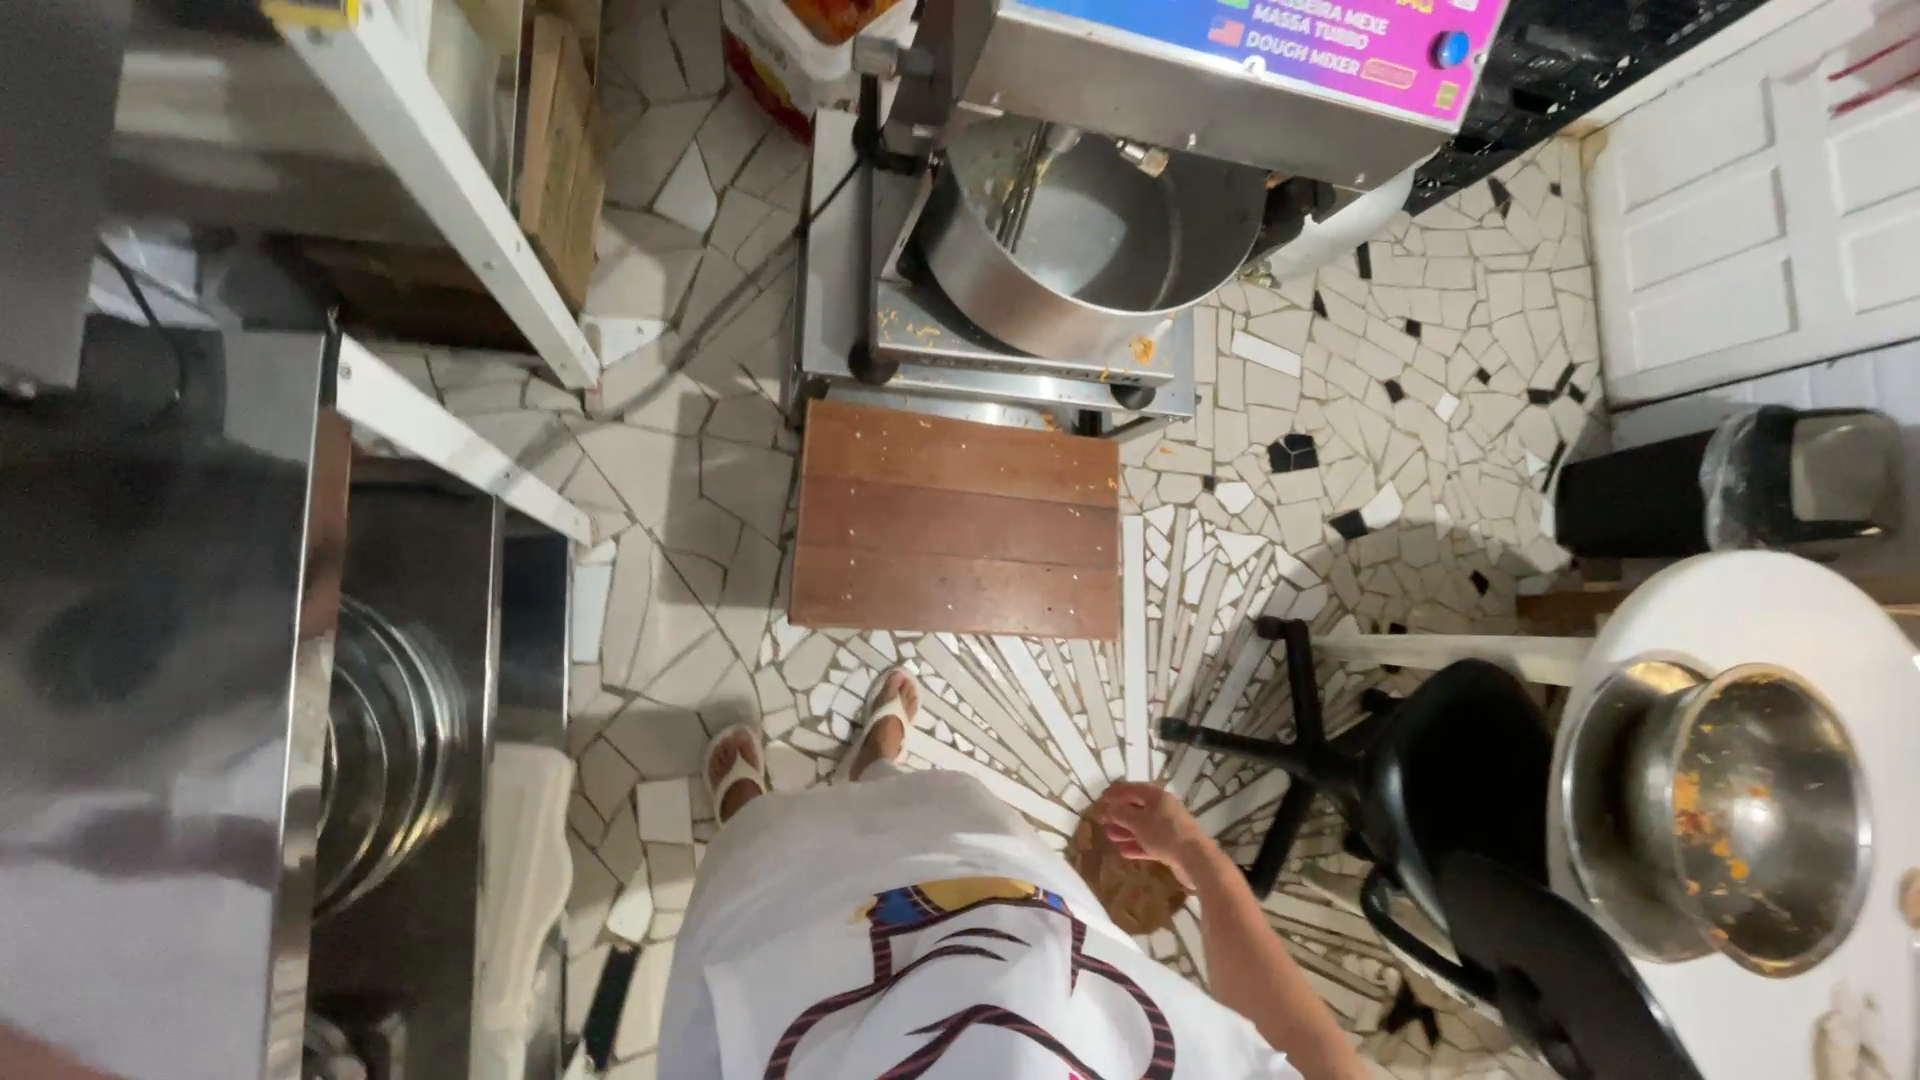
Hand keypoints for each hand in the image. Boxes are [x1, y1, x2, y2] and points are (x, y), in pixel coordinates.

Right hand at [1096, 782, 1214, 888]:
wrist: (1195, 859)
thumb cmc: (1163, 834)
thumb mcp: (1137, 821)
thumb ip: (1121, 813)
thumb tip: (1109, 808)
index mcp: (1156, 796)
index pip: (1133, 789)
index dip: (1116, 792)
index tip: (1102, 797)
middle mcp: (1163, 808)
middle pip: (1138, 808)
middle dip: (1119, 814)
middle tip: (1103, 820)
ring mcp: (1169, 828)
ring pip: (1143, 827)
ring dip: (1126, 831)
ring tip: (1110, 836)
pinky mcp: (1172, 845)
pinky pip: (1150, 842)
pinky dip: (1137, 845)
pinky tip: (1124, 852)